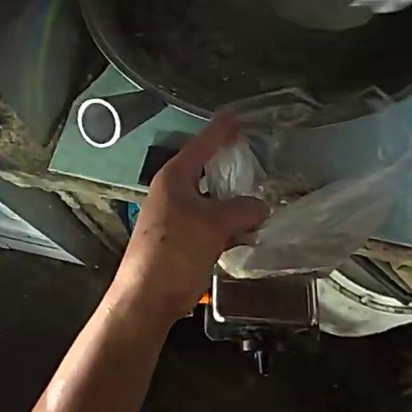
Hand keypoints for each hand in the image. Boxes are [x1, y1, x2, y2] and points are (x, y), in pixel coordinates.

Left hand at [108, 113, 269, 324]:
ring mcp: (175, 215)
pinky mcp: (181, 238)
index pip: (201, 145)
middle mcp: (172, 191)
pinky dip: (227, 221)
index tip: (234, 116)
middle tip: (251, 152)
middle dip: (227, 163)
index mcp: (174, 178)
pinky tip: (247, 228)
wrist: (149, 295)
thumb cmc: (176, 250)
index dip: (219, 131)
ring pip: (209, 197)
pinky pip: (209, 220)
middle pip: (204, 169)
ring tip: (258, 192)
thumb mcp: (213, 224)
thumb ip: (241, 210)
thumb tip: (262, 206)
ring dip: (230, 197)